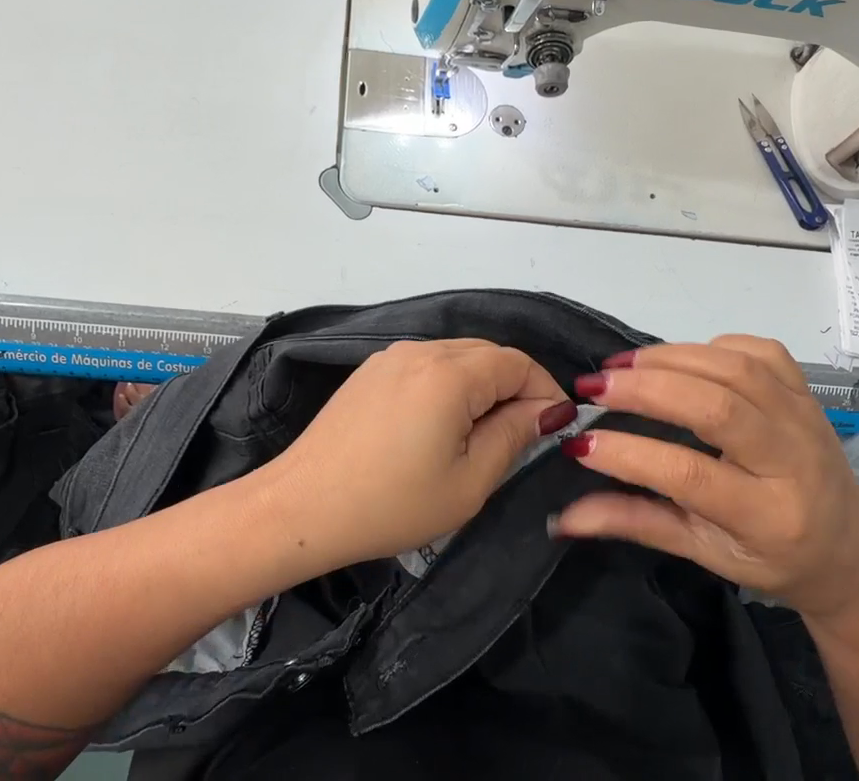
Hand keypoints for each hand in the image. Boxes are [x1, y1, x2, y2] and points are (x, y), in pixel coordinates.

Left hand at [256, 339, 573, 569]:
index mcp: (449, 374)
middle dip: (514, 387)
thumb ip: (514, 436)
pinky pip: (425, 365)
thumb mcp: (468, 482)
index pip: (517, 362)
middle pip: (487, 354)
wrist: (303, 506)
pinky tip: (440, 426)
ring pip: (456, 357)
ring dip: (481, 387)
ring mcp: (389, 357)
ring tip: (481, 436)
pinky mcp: (369, 371)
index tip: (555, 430)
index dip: (545, 391)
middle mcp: (420, 351)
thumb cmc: (391, 504)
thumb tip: (549, 411)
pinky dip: (448, 385)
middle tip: (522, 437)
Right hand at [551, 335, 858, 621]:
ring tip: (618, 368)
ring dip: (667, 359)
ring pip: (734, 368)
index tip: (577, 444)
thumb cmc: (770, 561)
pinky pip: (758, 351)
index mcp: (767, 515)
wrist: (850, 553)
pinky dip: (709, 347)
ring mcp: (805, 418)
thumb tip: (562, 517)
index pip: (688, 474)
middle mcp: (793, 460)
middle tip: (591, 388)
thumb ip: (634, 524)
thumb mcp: (702, 553)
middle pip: (715, 405)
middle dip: (644, 390)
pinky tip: (677, 362)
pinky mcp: (807, 393)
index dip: (627, 454)